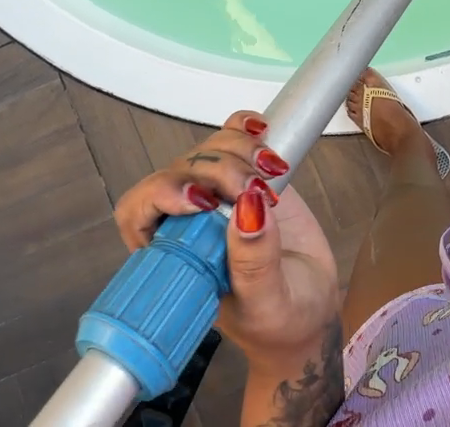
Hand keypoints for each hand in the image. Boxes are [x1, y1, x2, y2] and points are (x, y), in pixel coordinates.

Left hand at [113, 111, 339, 367]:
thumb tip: (247, 208)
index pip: (138, 211)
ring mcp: (219, 195)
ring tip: (274, 174)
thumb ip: (255, 265)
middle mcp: (188, 223)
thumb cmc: (281, 322)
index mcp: (173, 258)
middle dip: (218, 171)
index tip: (204, 200)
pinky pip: (234, 138)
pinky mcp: (247, 176)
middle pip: (180, 171)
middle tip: (258, 189)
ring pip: (208, 150)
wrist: (311, 309)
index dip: (163, 193)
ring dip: (239, 150)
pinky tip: (263, 133)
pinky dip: (244, 127)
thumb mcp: (269, 305)